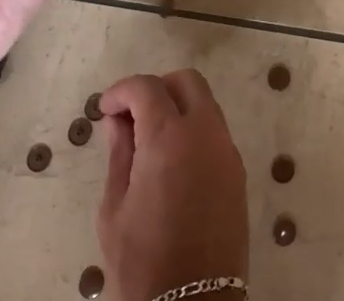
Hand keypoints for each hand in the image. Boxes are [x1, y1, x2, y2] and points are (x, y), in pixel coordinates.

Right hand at [97, 70, 250, 300]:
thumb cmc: (142, 261)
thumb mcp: (115, 208)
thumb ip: (120, 154)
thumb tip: (119, 122)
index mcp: (170, 138)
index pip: (148, 88)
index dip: (122, 91)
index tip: (105, 110)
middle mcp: (206, 134)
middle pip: (187, 82)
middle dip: (157, 88)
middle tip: (130, 116)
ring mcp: (228, 152)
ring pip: (206, 105)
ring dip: (178, 108)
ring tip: (148, 141)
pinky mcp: (238, 173)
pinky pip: (216, 133)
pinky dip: (194, 130)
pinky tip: (171, 161)